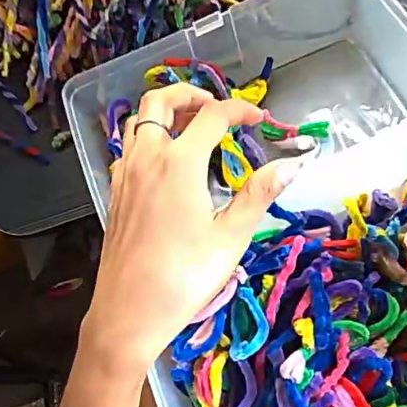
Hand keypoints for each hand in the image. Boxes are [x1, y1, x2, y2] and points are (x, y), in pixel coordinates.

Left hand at [82, 84, 303, 374]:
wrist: (129, 313)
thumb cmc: (184, 278)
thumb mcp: (231, 238)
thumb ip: (259, 194)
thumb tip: (291, 165)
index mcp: (179, 163)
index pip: (213, 116)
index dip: (240, 111)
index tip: (260, 120)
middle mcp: (147, 159)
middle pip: (161, 100)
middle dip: (191, 94)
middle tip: (218, 109)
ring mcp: (125, 175)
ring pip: (138, 121)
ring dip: (165, 112)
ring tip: (192, 128)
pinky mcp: (115, 194)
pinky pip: (128, 148)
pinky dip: (148, 138)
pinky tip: (165, 164)